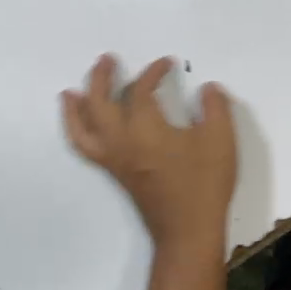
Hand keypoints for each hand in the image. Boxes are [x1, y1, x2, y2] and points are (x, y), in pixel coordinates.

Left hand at [62, 54, 238, 266]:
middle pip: (99, 104)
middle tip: (107, 60)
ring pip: (83, 129)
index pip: (140, 91)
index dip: (152, 72)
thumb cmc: (204, 183)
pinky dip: (78, 131)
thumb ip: (215, 108)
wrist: (188, 230)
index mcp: (145, 129)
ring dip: (76, 107)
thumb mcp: (221, 139)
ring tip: (69, 93)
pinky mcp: (115, 174)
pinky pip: (86, 147)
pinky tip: (85, 126)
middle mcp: (121, 142)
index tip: (167, 63)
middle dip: (101, 78)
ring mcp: (114, 160)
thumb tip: (207, 88)